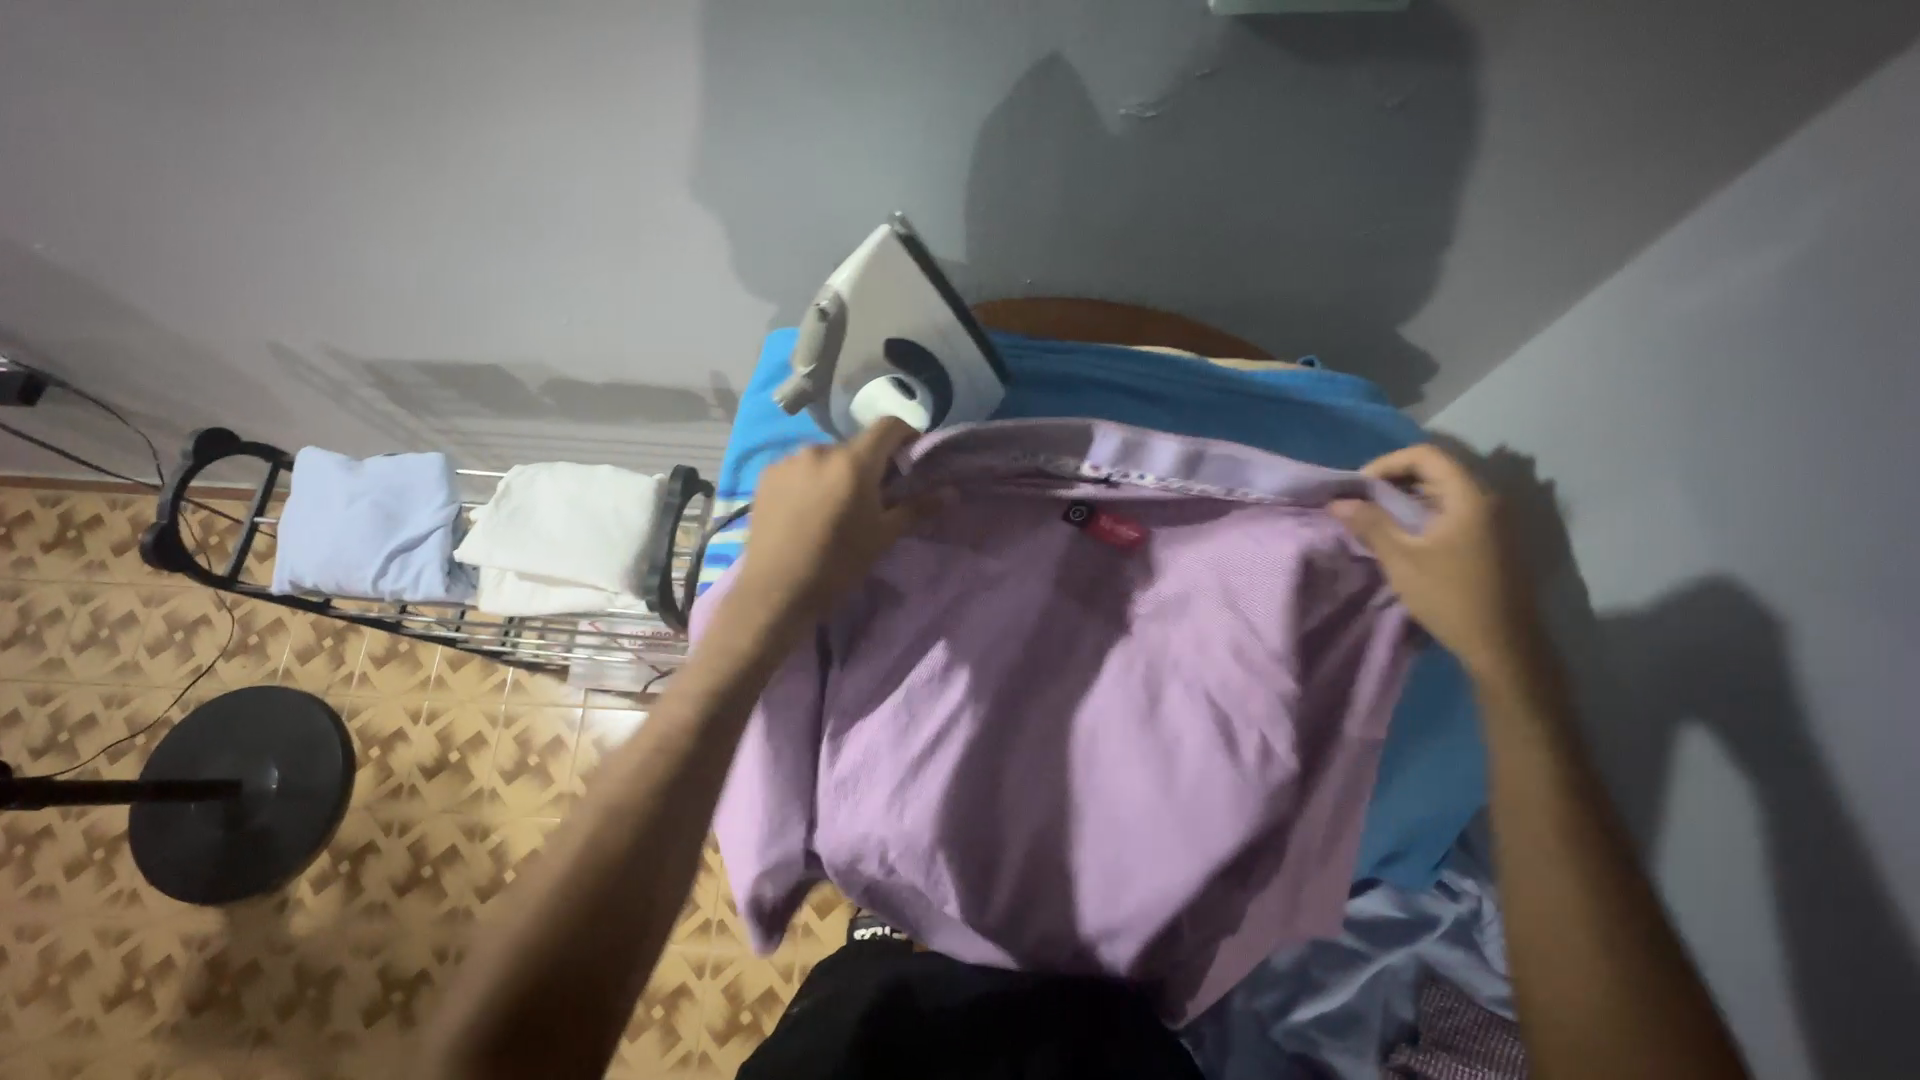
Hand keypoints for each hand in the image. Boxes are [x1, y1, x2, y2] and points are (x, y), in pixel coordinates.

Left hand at [730, 419, 941, 627]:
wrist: (776, 592)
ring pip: (825, 457)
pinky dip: (809, 481)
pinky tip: (805, 511)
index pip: (888, 426)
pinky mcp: (766, 476)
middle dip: (868, 465)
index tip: (909, 460)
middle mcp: (820, 450)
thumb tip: (952, 493)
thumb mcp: (883, 537)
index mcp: (853, 462)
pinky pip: (798, 468)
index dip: (905, 436)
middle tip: (871, 498)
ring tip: (833, 508)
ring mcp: (788, 461)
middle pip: (855, 446)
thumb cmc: (838, 565)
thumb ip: (917, 508)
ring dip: (836, 473)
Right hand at [1329, 444, 1541, 680]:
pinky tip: (1403, 535)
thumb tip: (1338, 502)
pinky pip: (1453, 511)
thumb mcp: (1402, 560)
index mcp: (1468, 497)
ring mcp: (1492, 520)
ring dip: (1407, 498)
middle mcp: (1485, 499)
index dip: (1386, 463)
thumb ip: (1370, 524)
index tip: (1358, 486)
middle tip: (1361, 501)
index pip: (1425, 455)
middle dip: (1394, 480)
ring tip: (1375, 518)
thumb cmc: (1450, 597)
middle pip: (1436, 470)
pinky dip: (1424, 513)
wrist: (1502, 644)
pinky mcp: (1491, 539)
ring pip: (1443, 492)